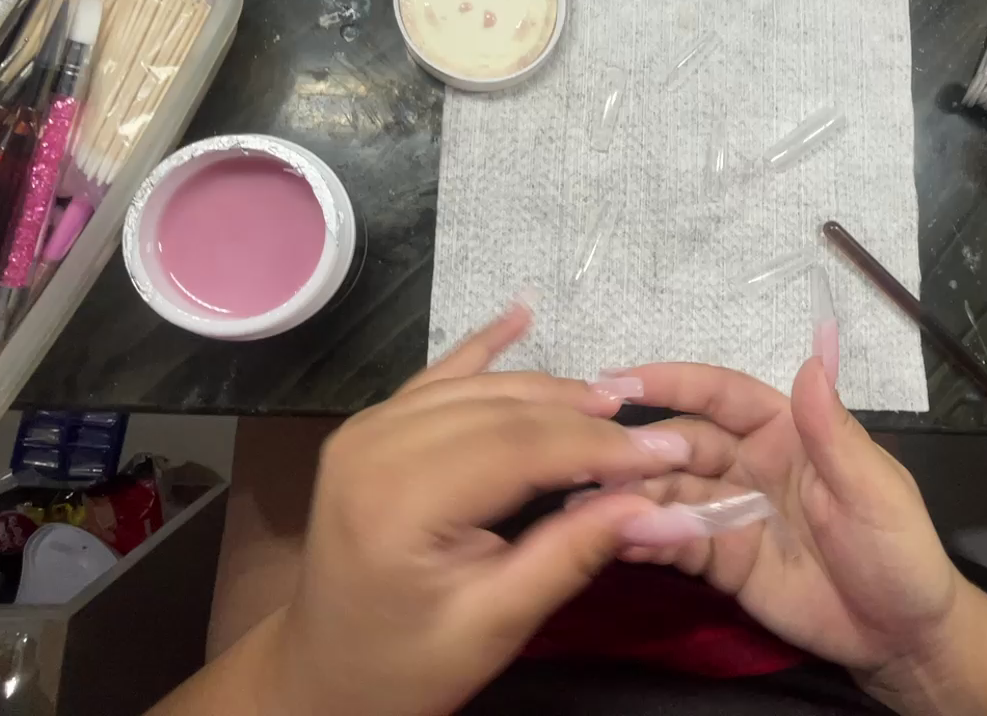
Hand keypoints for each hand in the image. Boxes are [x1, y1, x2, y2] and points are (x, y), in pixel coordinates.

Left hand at [264, 302, 706, 715]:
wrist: (319, 675)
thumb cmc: (406, 666)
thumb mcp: (495, 625)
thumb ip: (573, 554)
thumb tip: (660, 506)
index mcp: (400, 501)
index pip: (521, 448)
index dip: (599, 445)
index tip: (666, 449)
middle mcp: (377, 444)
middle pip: (505, 410)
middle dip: (584, 417)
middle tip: (650, 430)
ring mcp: (370, 425)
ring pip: (483, 387)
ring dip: (551, 390)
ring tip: (612, 398)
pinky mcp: (373, 422)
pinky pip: (440, 374)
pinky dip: (485, 345)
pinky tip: (521, 312)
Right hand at [616, 354, 961, 699]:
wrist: (901, 639)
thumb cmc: (896, 549)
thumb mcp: (874, 490)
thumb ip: (834, 433)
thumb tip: (811, 360)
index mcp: (782, 428)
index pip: (719, 395)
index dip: (672, 382)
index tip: (621, 381)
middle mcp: (745, 461)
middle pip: (681, 444)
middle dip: (639, 449)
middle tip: (592, 461)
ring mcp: (727, 510)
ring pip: (669, 491)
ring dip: (633, 495)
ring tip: (591, 507)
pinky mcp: (718, 558)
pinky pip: (675, 540)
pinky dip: (647, 537)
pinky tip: (622, 540)